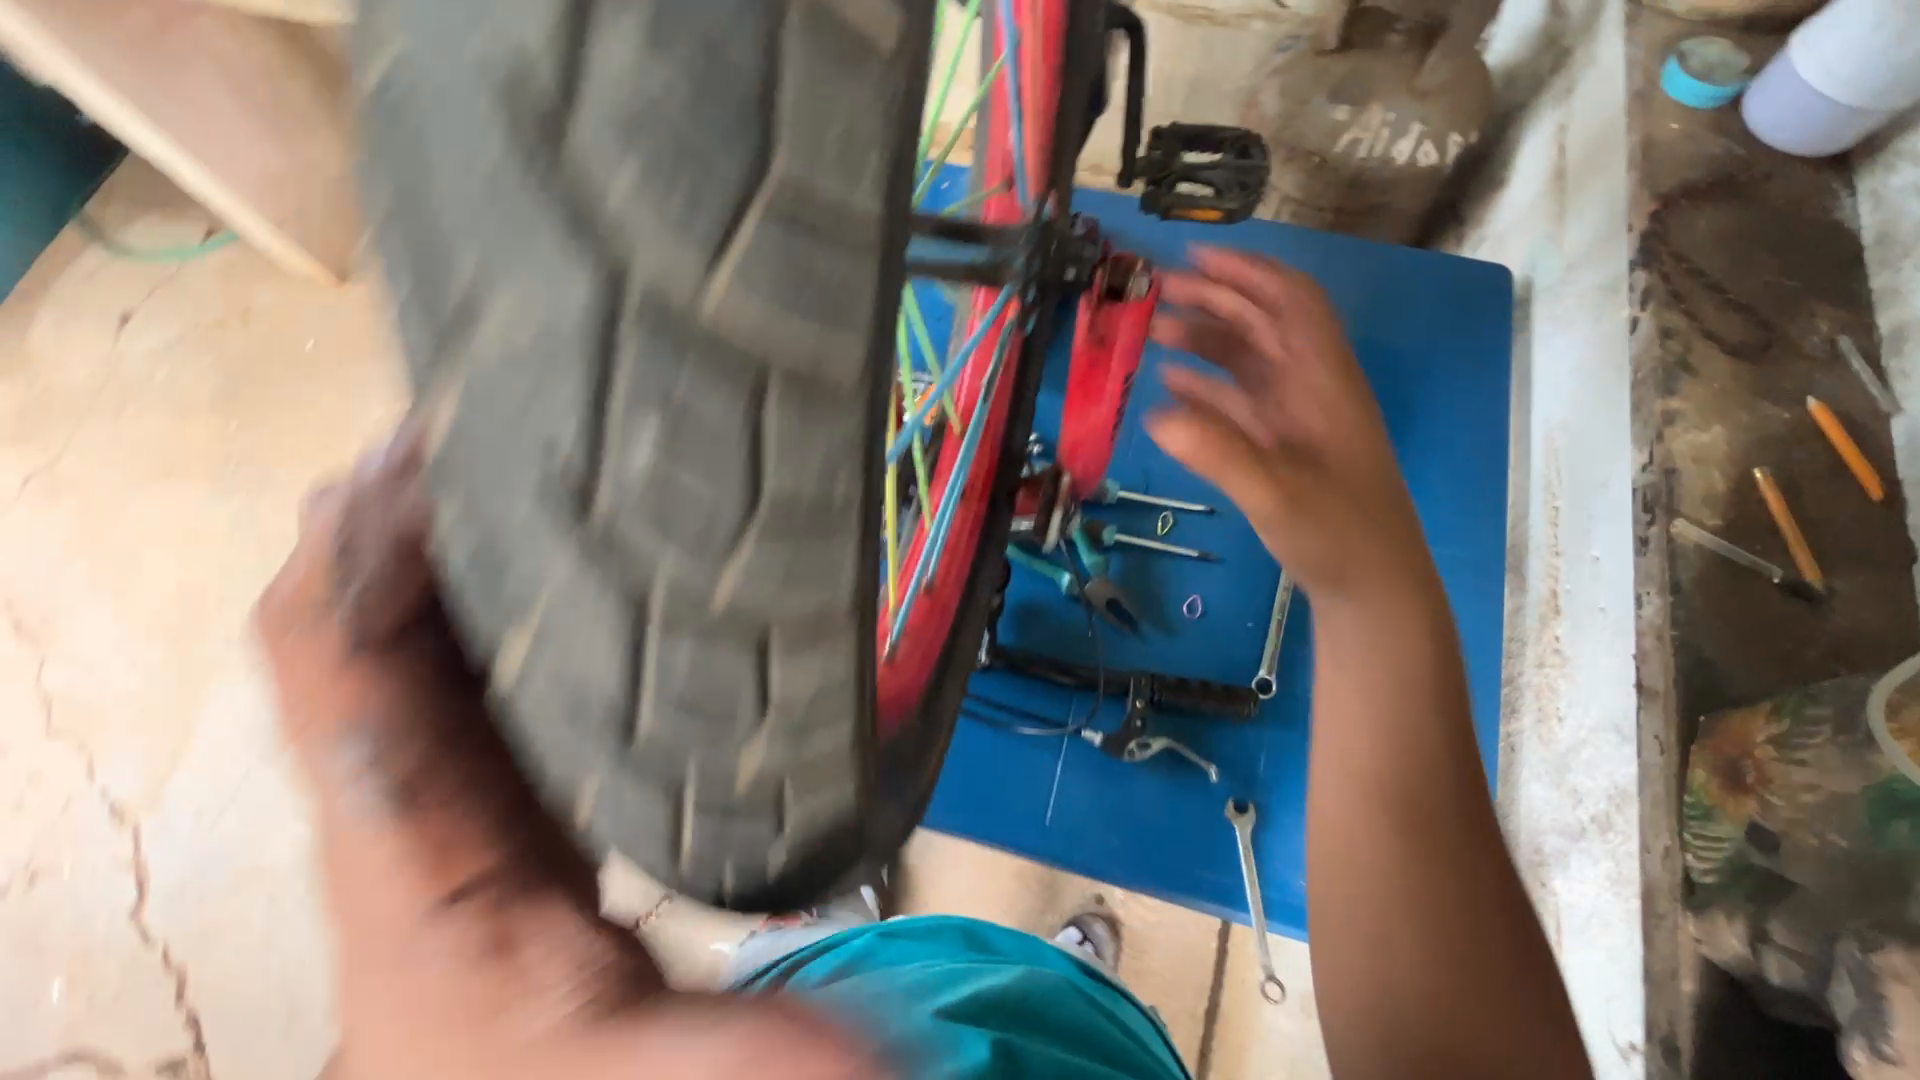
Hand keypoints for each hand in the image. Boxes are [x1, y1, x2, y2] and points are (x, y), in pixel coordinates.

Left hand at [254, 425, 883, 1079]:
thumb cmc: (545, 1073)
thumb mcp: (651, 1065)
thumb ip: (753, 1044)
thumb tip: (888, 1041)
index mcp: (414, 848)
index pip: (341, 669)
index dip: (363, 554)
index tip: (426, 455)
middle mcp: (409, 791)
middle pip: (355, 622)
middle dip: (395, 514)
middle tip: (481, 422)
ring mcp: (446, 777)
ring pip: (400, 634)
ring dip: (431, 543)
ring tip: (510, 461)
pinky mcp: (491, 777)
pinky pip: (451, 665)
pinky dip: (473, 598)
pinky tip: (542, 560)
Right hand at [1147, 247, 1438, 608]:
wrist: (1373, 587)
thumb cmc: (1338, 535)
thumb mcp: (1277, 494)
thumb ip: (1219, 454)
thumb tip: (1155, 416)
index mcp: (1324, 382)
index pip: (1293, 303)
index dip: (1248, 273)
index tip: (1196, 259)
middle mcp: (1311, 389)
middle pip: (1264, 325)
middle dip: (1215, 300)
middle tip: (1156, 291)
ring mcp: (1296, 419)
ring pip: (1249, 362)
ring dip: (1206, 342)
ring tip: (1154, 332)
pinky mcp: (1282, 448)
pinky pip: (1240, 403)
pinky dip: (1206, 388)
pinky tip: (1171, 386)